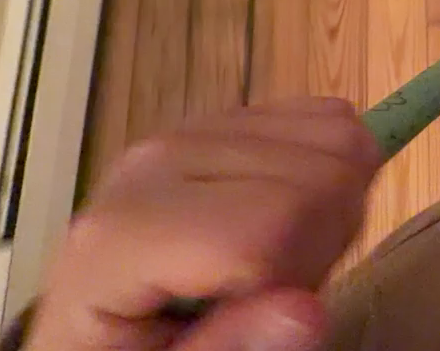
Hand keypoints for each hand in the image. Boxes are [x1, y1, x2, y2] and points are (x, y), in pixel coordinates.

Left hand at [28, 97, 381, 350]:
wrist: (96, 323)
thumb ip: (229, 349)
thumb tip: (308, 312)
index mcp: (123, 233)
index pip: (275, 219)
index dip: (302, 271)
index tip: (271, 312)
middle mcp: (161, 157)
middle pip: (321, 171)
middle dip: (327, 238)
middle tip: (281, 287)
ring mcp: (201, 125)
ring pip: (342, 135)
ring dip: (340, 201)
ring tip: (287, 249)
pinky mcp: (235, 113)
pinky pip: (334, 115)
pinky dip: (343, 165)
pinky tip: (296, 207)